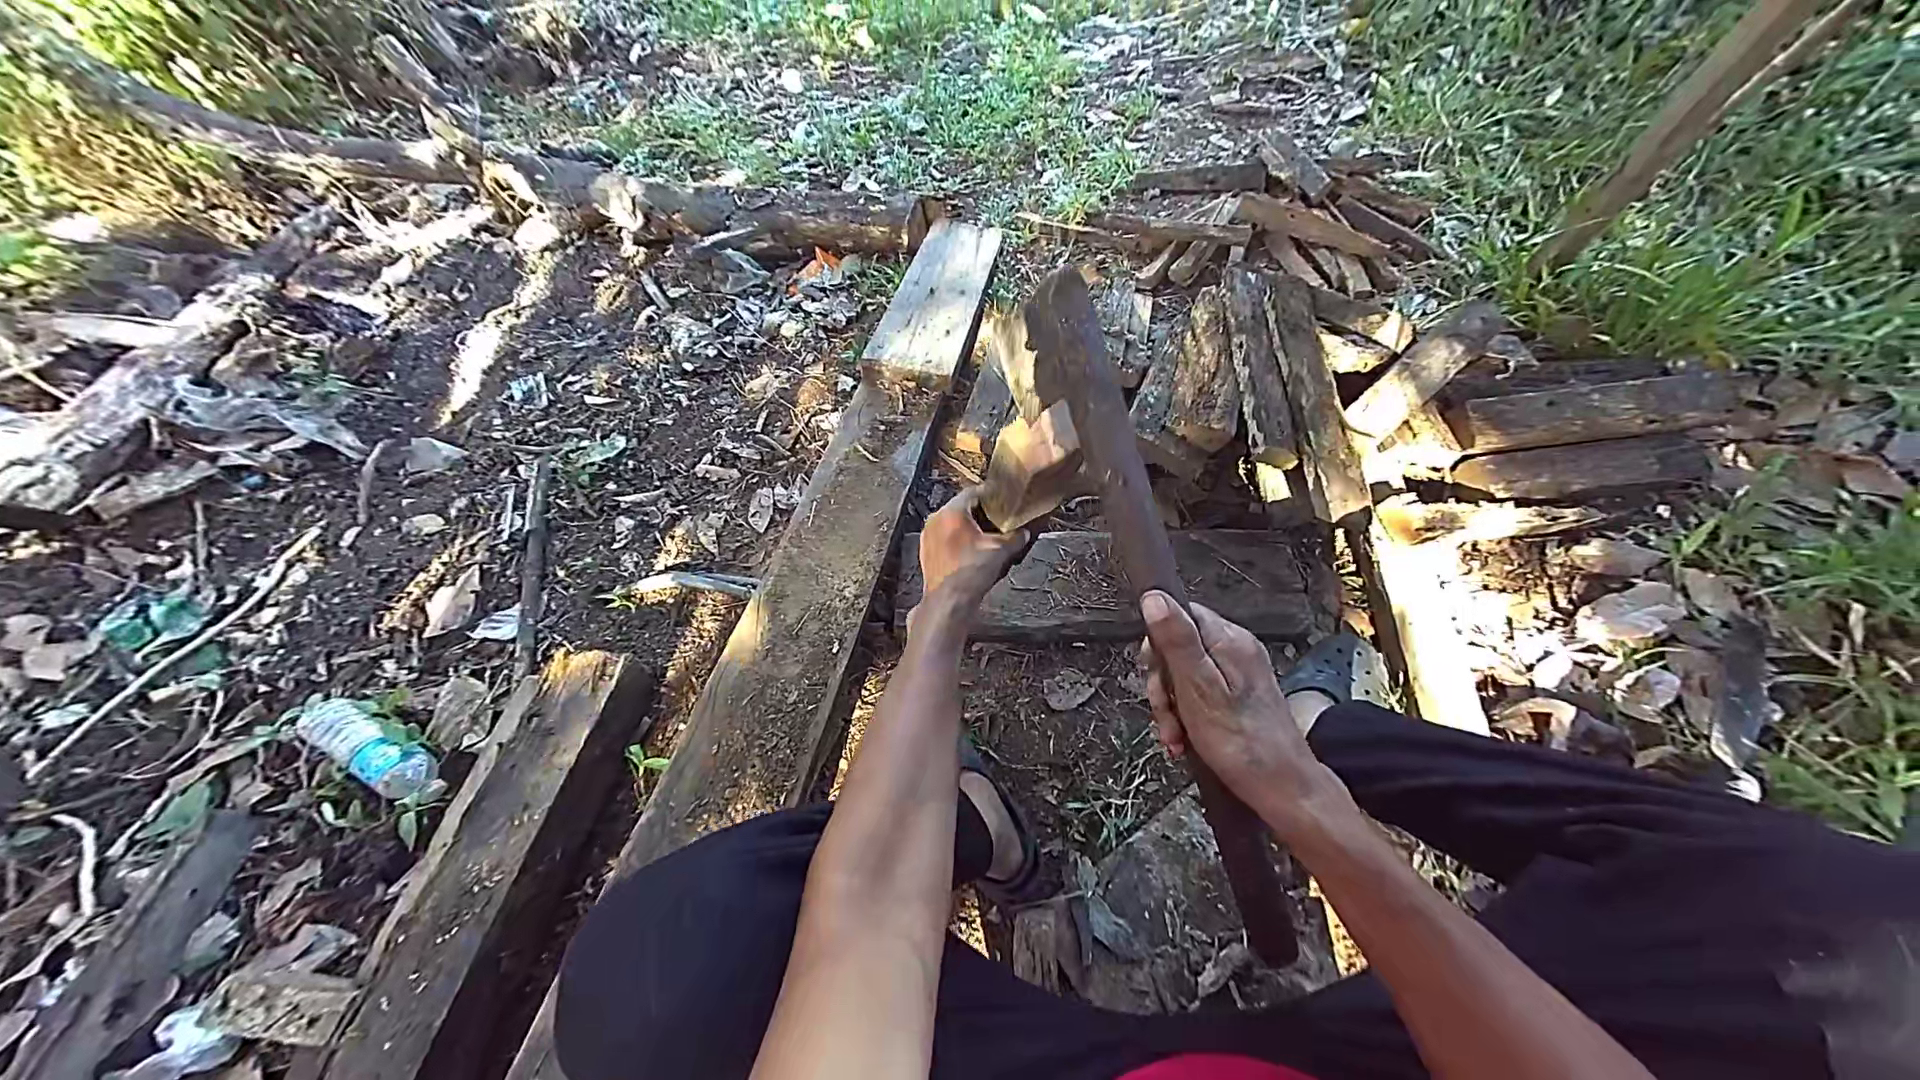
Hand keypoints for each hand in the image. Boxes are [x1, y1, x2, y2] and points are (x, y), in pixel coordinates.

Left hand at [917, 488, 1027, 614]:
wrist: (949, 602)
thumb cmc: (970, 574)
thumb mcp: (1000, 551)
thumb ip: (1014, 538)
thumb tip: (1023, 533)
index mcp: (952, 512)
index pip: (973, 492)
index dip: (990, 495)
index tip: (1000, 499)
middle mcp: (935, 520)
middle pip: (961, 507)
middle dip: (979, 513)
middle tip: (995, 519)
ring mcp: (928, 536)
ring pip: (951, 523)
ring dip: (967, 527)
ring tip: (983, 537)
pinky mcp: (926, 551)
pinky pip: (943, 538)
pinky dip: (956, 540)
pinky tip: (969, 552)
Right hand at [1139, 591, 1353, 834]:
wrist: (1286, 792)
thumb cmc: (1243, 745)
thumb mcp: (1198, 688)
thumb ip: (1176, 641)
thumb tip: (1154, 597)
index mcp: (1228, 641)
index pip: (1179, 614)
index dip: (1158, 644)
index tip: (1155, 675)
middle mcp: (1236, 649)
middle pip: (1178, 646)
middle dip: (1163, 682)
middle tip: (1166, 712)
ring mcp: (1239, 673)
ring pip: (1184, 673)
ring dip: (1171, 705)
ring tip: (1175, 734)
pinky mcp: (1239, 696)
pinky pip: (1199, 693)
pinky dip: (1186, 715)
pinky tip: (1184, 738)